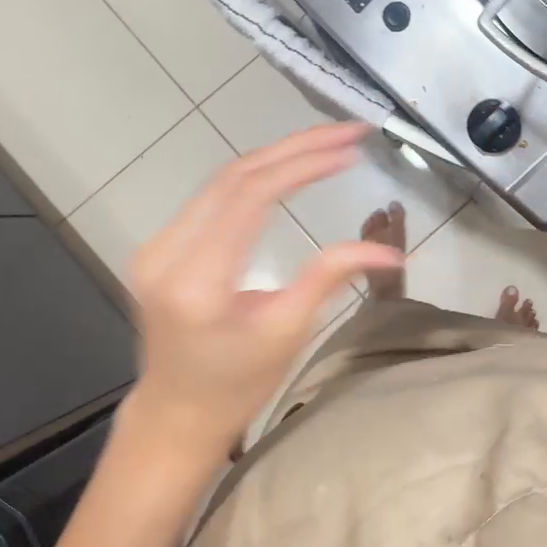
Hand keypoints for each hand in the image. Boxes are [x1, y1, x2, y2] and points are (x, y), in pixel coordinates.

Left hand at [120, 123, 401, 449]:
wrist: (175, 414)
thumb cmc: (236, 384)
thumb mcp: (288, 332)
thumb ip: (330, 277)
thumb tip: (389, 250)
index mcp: (197, 279)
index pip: (250, 198)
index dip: (302, 165)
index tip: (350, 149)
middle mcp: (167, 252)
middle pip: (233, 177)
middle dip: (295, 147)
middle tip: (349, 132)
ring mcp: (157, 246)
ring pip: (222, 180)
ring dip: (277, 156)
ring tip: (329, 142)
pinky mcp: (161, 246)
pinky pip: (212, 197)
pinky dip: (256, 176)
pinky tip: (290, 167)